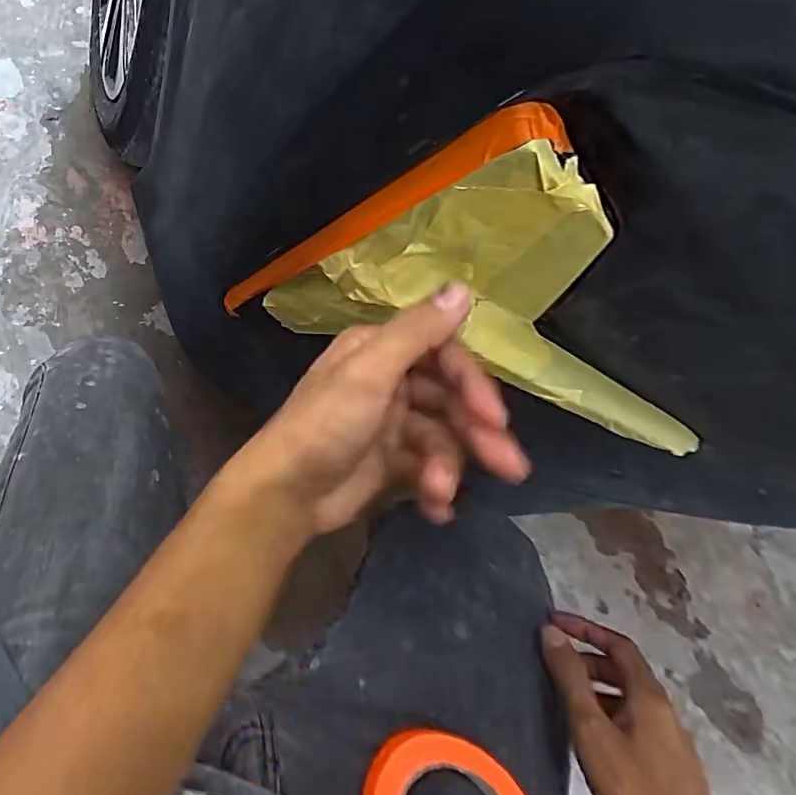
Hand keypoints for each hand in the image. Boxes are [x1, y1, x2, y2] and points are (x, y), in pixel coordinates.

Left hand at [223, 281, 530, 541]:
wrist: (287, 489)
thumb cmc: (325, 424)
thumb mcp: (369, 373)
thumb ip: (415, 332)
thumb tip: (459, 286)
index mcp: (373, 351)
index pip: (442, 352)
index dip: (473, 382)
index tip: (495, 416)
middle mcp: (382, 380)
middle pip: (450, 397)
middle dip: (479, 431)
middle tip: (509, 466)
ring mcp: (385, 422)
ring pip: (443, 436)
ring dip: (451, 466)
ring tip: (442, 491)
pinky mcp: (387, 460)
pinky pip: (428, 468)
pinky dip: (437, 487)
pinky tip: (436, 508)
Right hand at [541, 612, 710, 794]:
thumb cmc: (628, 779)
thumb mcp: (589, 724)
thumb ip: (569, 676)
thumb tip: (551, 631)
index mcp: (651, 699)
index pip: (620, 646)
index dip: (585, 628)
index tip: (551, 621)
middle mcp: (667, 714)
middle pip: (625, 670)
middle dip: (586, 657)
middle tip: (551, 660)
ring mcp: (672, 741)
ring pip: (629, 696)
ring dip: (595, 685)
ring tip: (563, 694)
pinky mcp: (670, 762)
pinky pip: (634, 718)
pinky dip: (607, 707)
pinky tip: (589, 727)